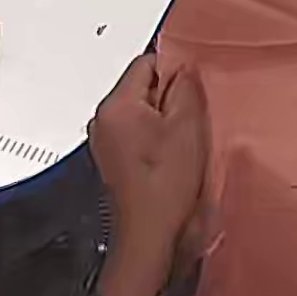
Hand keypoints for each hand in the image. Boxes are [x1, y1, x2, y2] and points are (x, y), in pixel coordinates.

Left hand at [86, 55, 207, 295]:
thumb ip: (185, 85)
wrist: (151, 233)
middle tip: (191, 116)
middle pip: (143, 84)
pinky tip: (174, 151)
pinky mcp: (115, 155)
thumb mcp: (188, 124)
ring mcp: (106, 139)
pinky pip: (139, 128)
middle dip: (170, 94)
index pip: (147, 61)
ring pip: (143, 107)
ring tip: (183, 137)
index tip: (192, 89)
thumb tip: (183, 66)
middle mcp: (104, 119)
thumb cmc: (166, 184)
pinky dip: (158, 133)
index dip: (175, 70)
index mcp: (117, 105)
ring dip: (166, 115)